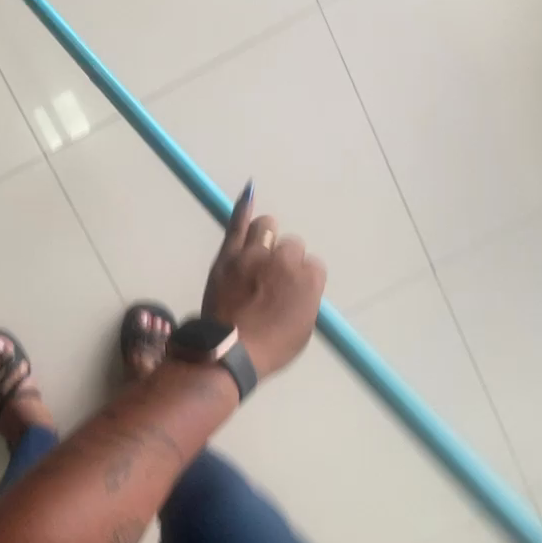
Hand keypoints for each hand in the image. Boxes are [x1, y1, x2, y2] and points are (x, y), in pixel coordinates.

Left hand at [201, 183, 326, 380]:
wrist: (231, 350)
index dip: (301, 279)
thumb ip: (304, 299)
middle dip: (285, 258)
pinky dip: (243, 208)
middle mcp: (285, 260)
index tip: (290, 292)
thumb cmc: (272, 347)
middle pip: (291, 245)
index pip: (312, 266)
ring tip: (259, 249)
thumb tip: (298, 288)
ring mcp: (255, 254)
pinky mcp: (229, 255)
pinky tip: (249, 192)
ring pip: (266, 227)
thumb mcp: (303, 328)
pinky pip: (237, 224)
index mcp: (310, 280)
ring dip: (267, 236)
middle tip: (271, 279)